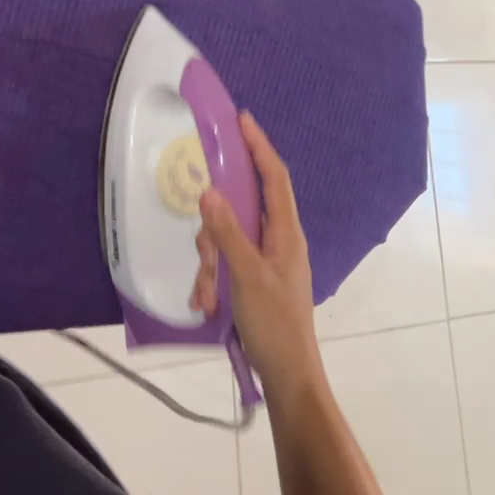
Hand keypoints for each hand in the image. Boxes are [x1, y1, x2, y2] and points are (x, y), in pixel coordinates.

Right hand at [188, 111, 324, 402]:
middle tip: (208, 258)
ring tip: (209, 296)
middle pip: (238, 210)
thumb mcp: (247, 276)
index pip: (274, 177)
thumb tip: (209, 189)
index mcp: (285, 232)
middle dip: (215, 232)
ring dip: (210, 266)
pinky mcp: (251, 279)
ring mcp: (263, 260)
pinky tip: (207, 305)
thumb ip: (227, 231)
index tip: (241, 118)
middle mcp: (276, 239)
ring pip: (224, 239)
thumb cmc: (276, 324)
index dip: (259, 146)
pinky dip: (211, 282)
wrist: (287, 377)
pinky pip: (223, 264)